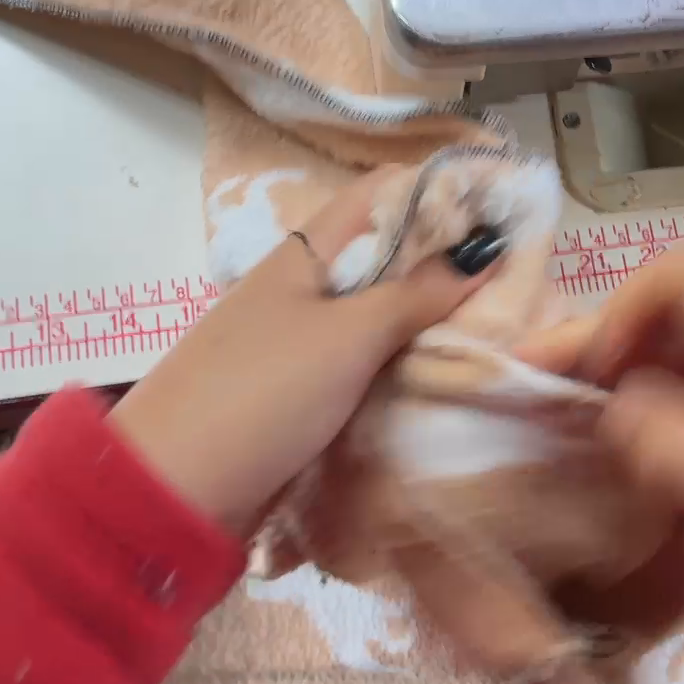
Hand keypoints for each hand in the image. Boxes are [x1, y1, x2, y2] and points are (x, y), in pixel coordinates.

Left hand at [109, 171, 493, 536]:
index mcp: (308, 249)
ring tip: (494, 312)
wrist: (172, 493)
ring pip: (383, 302)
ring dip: (432, 305)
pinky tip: (446, 359)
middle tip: (511, 268)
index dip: (442, 189)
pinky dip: (408, 349)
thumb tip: (484, 253)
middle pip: (389, 249)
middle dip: (448, 252)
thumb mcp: (349, 334)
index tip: (501, 207)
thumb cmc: (264, 391)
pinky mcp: (307, 381)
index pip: (385, 191)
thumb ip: (418, 293)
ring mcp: (306, 333)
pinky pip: (371, 350)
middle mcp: (308, 281)